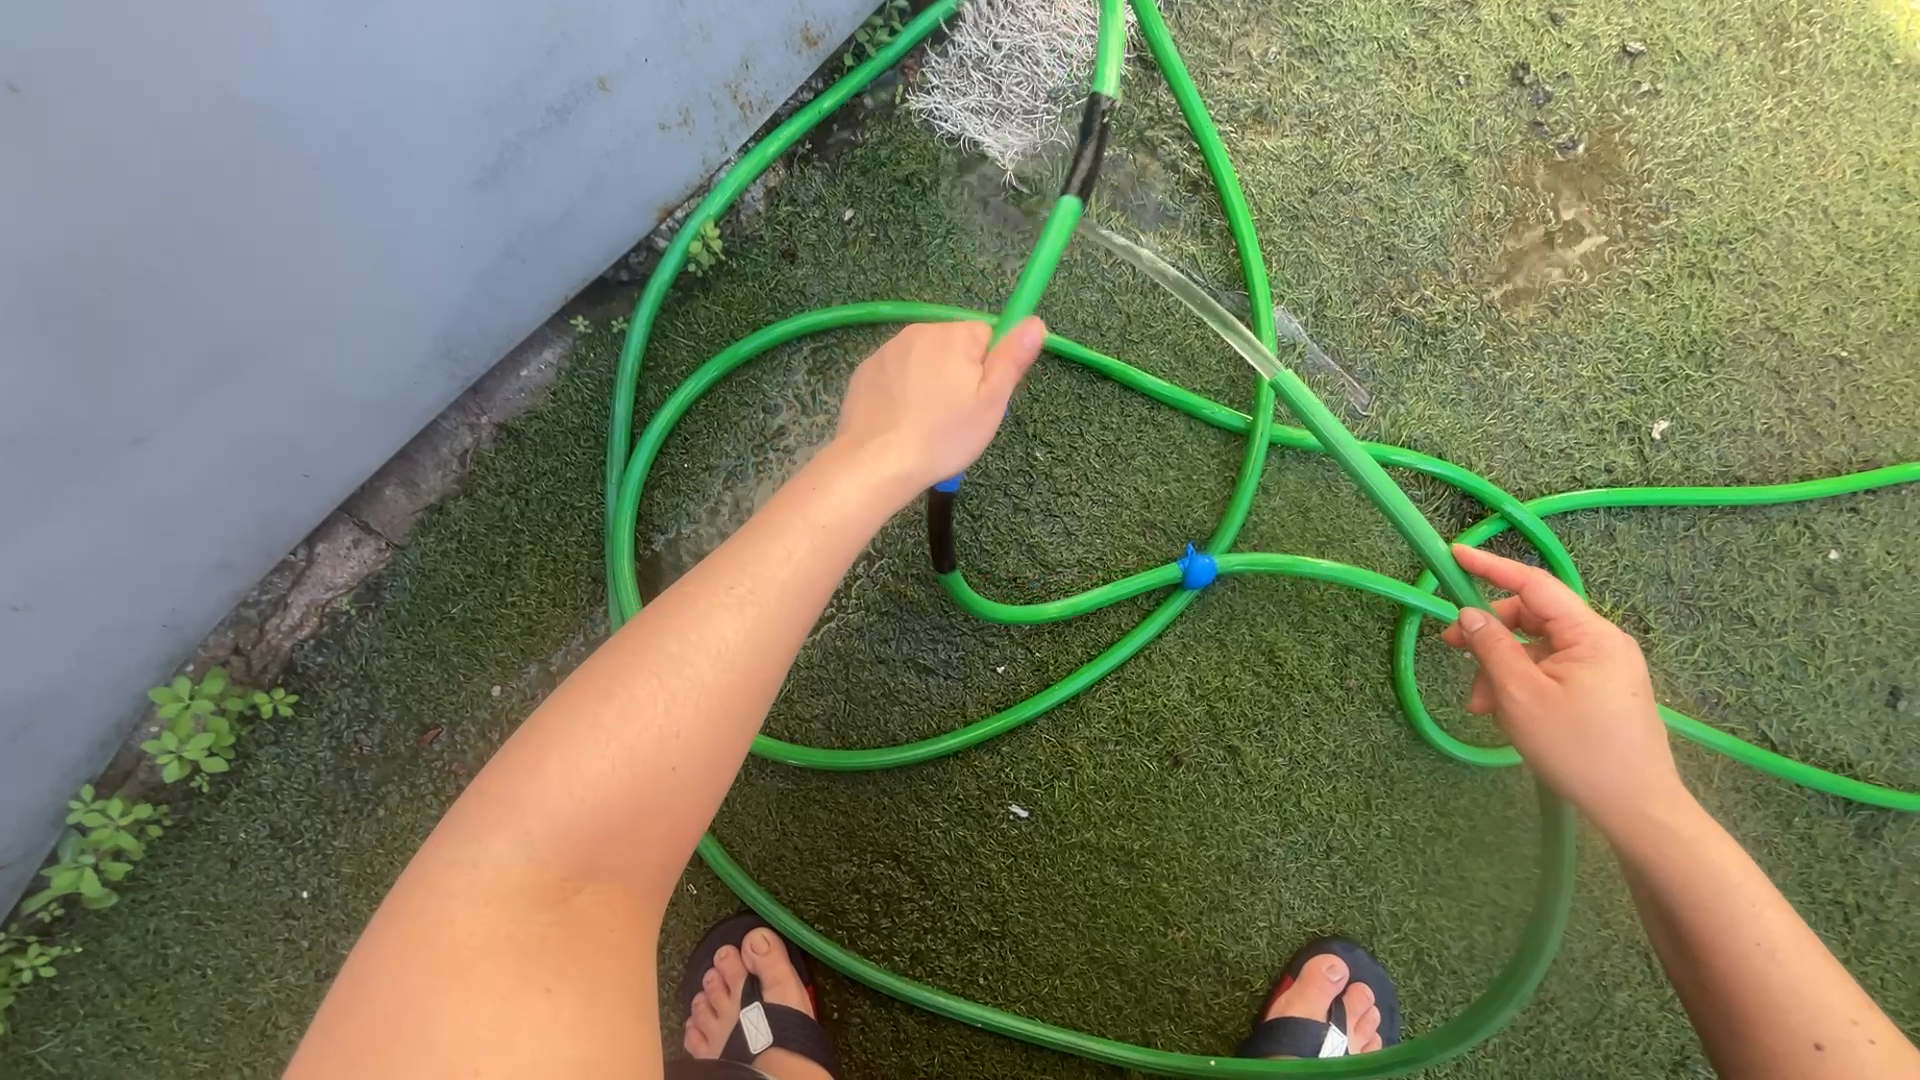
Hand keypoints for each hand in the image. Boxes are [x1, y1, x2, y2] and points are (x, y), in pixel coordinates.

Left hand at [832, 318, 1045, 498]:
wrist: (876, 463)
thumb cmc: (943, 436)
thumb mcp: (991, 402)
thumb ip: (1013, 358)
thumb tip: (1035, 322)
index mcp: (954, 335)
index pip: (987, 336)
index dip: (990, 368)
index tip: (981, 399)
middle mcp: (918, 331)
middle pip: (954, 347)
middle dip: (960, 375)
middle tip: (957, 416)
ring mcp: (886, 350)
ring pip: (924, 361)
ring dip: (930, 382)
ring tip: (928, 422)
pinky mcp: (865, 372)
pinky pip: (896, 374)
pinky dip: (903, 392)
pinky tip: (902, 421)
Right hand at [1440, 544, 1691, 836]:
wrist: (1637, 808)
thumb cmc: (1577, 747)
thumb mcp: (1520, 694)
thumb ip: (1491, 647)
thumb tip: (1468, 614)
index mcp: (1591, 635)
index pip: (1534, 585)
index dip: (1491, 567)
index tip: (1454, 554)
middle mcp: (1602, 642)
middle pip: (1530, 618)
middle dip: (1488, 635)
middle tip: (1451, 652)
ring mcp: (1604, 667)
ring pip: (1535, 648)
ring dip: (1500, 668)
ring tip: (1481, 707)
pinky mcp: (1600, 689)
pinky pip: (1548, 669)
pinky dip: (1519, 683)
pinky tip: (1505, 713)